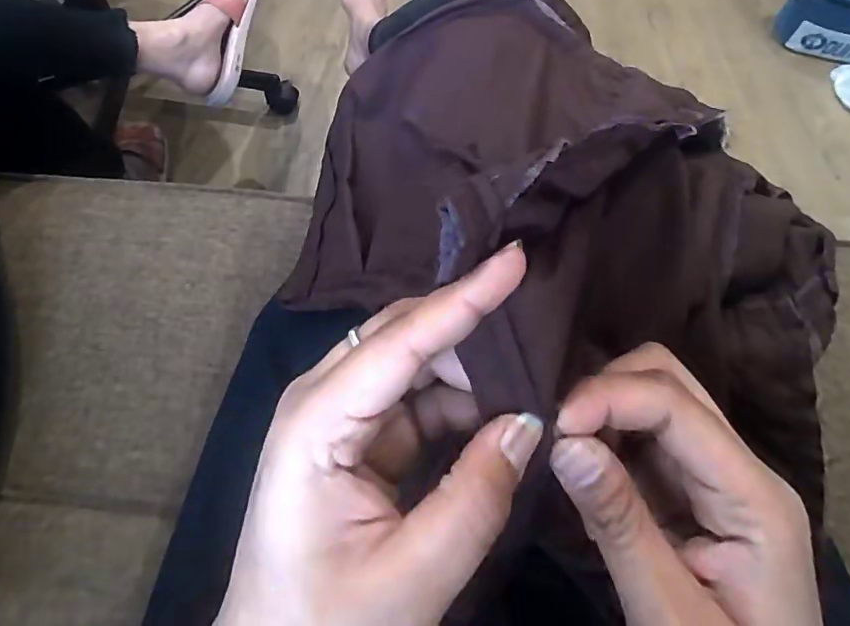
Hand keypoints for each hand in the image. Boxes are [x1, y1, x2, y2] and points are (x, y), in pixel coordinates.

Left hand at [216, 245, 541, 625]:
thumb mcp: (410, 578)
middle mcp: (322, 397)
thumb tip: (530, 422)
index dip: (462, 298)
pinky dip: (457, 399)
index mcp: (316, 420)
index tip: (513, 259)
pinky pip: (414, 396)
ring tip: (526, 375)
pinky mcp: (355, 433)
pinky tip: (495, 409)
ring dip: (468, 366)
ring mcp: (337, 413)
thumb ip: (476, 500)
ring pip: (412, 361)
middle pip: (404, 336)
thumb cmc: (325, 625)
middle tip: (533, 319)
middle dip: (469, 324)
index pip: (400, 342)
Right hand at [549, 344, 821, 625]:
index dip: (608, 396)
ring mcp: (721, 480)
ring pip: (656, 400)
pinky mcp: (696, 497)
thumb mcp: (672, 618)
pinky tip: (586, 468)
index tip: (553, 425)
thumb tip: (563, 441)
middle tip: (558, 431)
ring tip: (565, 448)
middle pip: (671, 380)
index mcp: (755, 495)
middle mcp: (742, 469)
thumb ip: (620, 525)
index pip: (676, 403)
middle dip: (608, 389)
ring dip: (605, 410)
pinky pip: (646, 440)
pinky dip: (608, 438)